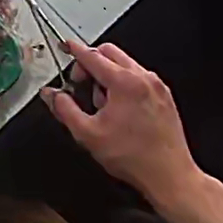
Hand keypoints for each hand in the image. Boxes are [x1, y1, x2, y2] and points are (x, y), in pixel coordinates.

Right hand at [42, 41, 206, 206]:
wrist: (170, 176)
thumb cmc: (135, 158)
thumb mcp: (88, 134)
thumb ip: (64, 109)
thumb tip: (52, 94)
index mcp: (124, 83)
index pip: (92, 56)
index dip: (74, 50)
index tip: (66, 46)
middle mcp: (143, 79)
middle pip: (109, 52)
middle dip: (91, 63)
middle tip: (82, 83)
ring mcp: (156, 86)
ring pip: (124, 64)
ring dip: (107, 75)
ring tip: (103, 104)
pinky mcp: (164, 96)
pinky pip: (138, 76)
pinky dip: (123, 83)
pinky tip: (119, 109)